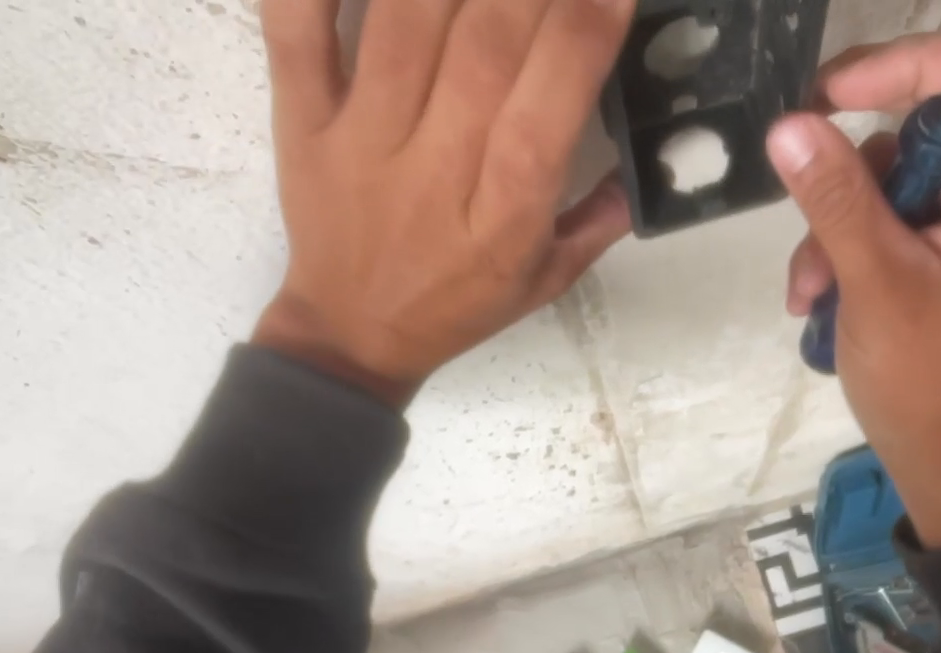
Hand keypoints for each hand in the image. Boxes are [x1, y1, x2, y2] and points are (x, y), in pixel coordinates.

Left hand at [253, 0, 636, 405]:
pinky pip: (296, 29)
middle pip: (485, 43)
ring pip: (403, 17)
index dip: (584, 34)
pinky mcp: (304, 120)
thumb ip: (596, 224)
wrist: (353, 332)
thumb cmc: (456, 307)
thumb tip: (645, 166)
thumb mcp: (541, 284)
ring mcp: (362, 139)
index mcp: (503, 219)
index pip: (549, 110)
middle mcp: (436, 171)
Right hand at [765, 34, 940, 546]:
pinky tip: (815, 297)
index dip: (916, 61)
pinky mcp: (934, 247)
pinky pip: (880, 214)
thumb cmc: (921, 379)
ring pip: (890, 173)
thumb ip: (836, 200)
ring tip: (810, 286)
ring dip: (833, 223)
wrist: (931, 451)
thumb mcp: (874, 284)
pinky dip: (839, 248)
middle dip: (853, 167)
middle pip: (929, 121)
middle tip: (797, 173)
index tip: (837, 91)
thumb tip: (789, 126)